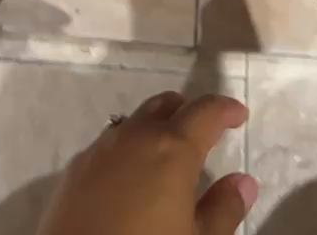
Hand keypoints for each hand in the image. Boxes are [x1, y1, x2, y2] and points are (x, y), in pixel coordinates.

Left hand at [36, 91, 254, 234]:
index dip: (225, 109)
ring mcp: (99, 149)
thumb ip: (223, 210)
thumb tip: (243, 181)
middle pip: (166, 106)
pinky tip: (131, 182)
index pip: (205, 111)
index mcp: (171, 149)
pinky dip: (128, 150)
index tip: (238, 114)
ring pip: (135, 122)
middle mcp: (134, 136)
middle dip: (188, 113)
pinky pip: (109, 144)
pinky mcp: (74, 169)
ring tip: (167, 161)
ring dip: (155, 130)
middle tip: (204, 136)